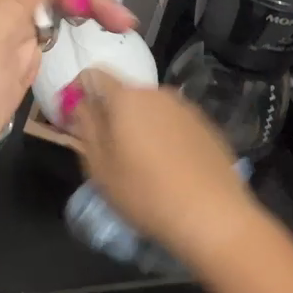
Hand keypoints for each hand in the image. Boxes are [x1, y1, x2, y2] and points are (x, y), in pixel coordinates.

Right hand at [68, 71, 254, 259]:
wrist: (215, 217)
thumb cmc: (146, 193)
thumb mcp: (100, 166)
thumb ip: (85, 127)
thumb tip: (80, 104)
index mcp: (125, 97)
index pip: (92, 75)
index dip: (79, 92)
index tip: (76, 120)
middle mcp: (156, 92)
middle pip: (123, 93)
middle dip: (110, 113)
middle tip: (109, 150)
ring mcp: (185, 107)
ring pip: (149, 108)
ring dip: (138, 125)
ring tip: (142, 164)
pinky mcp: (206, 126)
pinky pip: (173, 122)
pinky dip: (164, 136)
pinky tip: (170, 168)